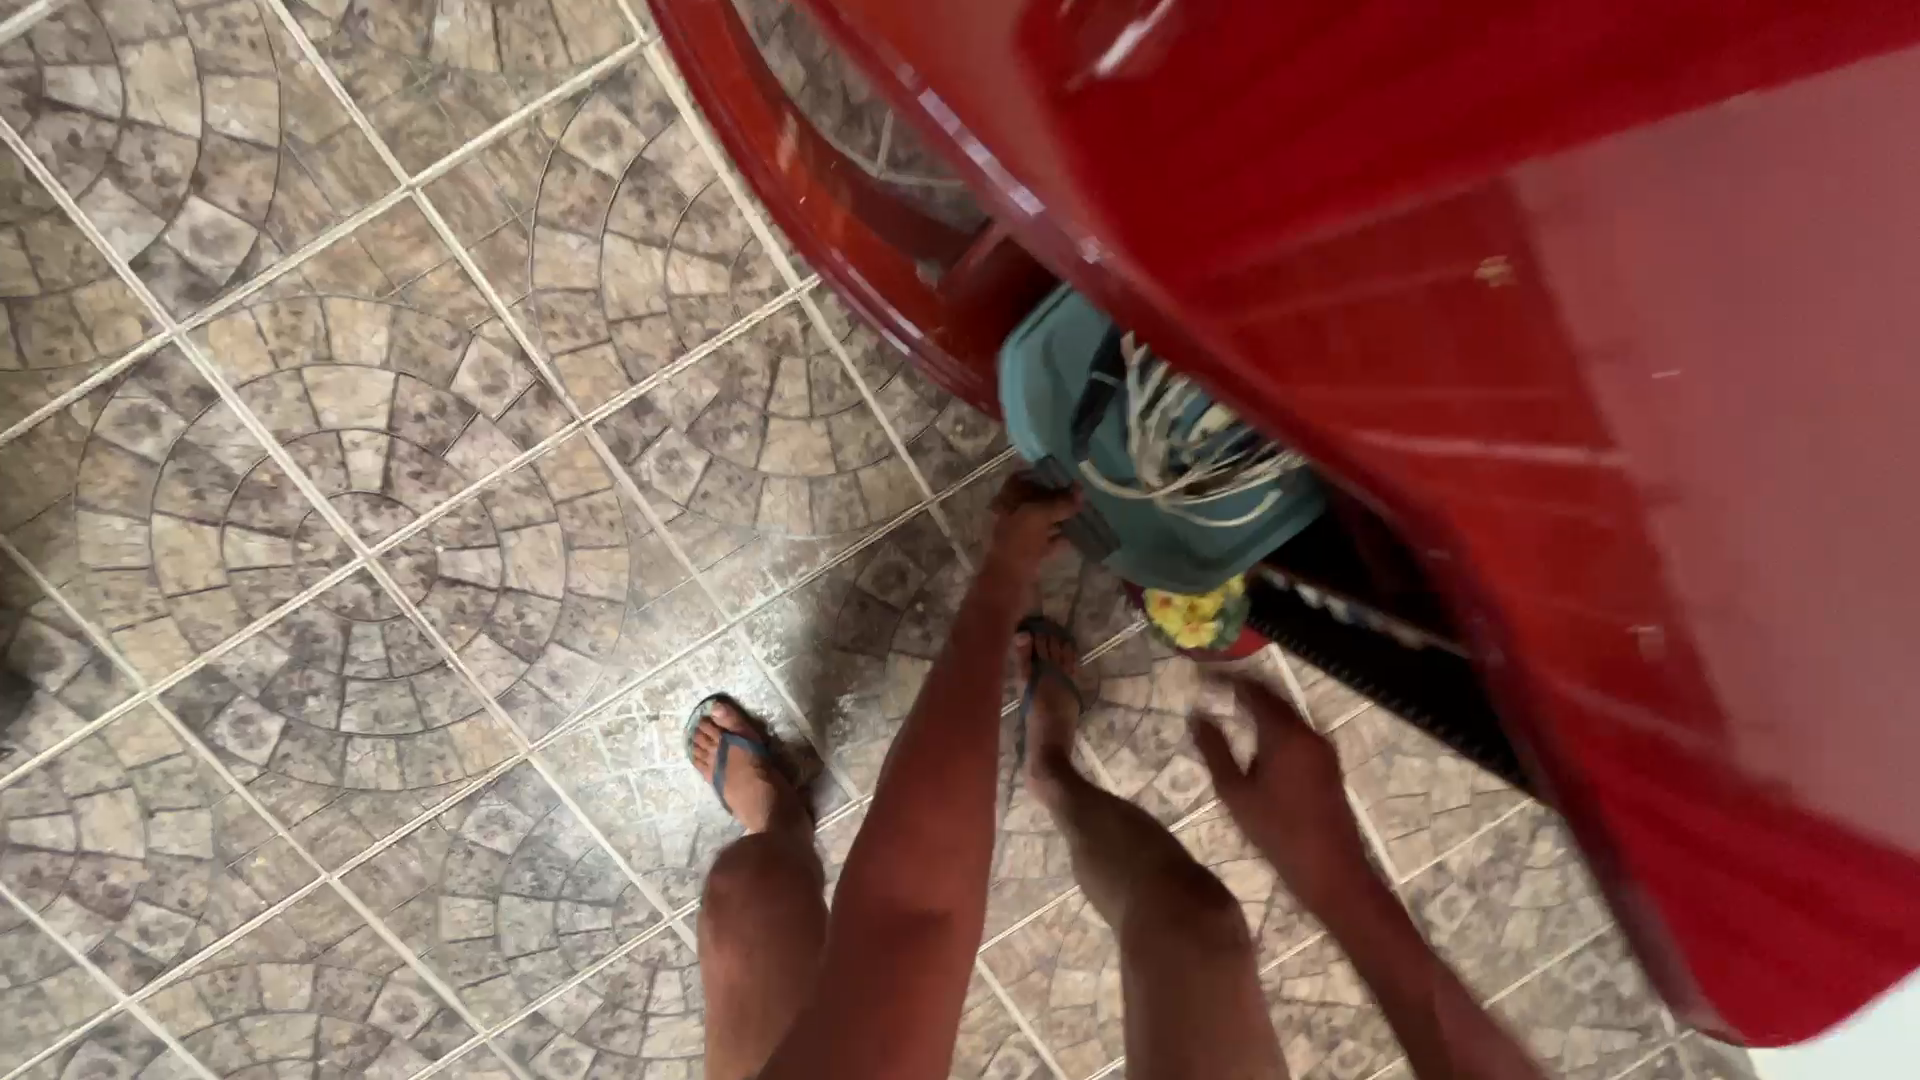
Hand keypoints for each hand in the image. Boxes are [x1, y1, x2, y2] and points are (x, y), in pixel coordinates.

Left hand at [983, 473, 1080, 582]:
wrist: (1008, 584)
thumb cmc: (1018, 543)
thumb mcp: (1038, 515)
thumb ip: (1059, 502)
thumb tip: (1080, 492)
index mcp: (1006, 501)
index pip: (1021, 479)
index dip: (1040, 474)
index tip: (1062, 471)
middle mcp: (1011, 515)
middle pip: (1034, 500)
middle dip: (1055, 495)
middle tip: (1079, 489)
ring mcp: (1020, 536)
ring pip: (1043, 520)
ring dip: (1061, 515)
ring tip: (1083, 508)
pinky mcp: (1030, 555)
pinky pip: (1048, 541)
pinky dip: (1062, 536)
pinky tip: (1079, 532)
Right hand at [1190, 676, 1376, 913]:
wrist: (1333, 871)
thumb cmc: (1277, 832)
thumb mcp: (1234, 792)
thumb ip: (1214, 749)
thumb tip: (1197, 714)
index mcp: (1284, 734)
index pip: (1253, 691)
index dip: (1227, 679)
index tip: (1202, 674)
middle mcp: (1308, 732)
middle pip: (1273, 697)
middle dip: (1245, 687)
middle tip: (1215, 683)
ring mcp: (1323, 748)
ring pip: (1287, 713)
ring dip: (1261, 704)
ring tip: (1232, 703)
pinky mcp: (1328, 764)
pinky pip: (1297, 729)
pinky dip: (1275, 722)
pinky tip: (1257, 734)